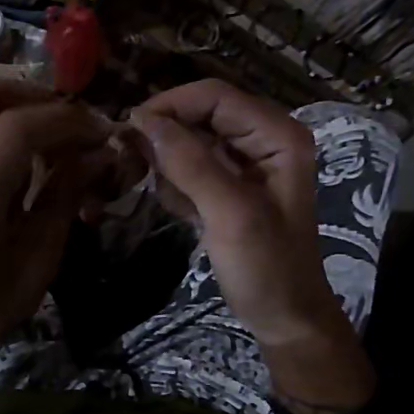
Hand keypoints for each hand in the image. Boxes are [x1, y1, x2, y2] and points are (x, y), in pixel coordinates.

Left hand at [0, 76, 110, 371]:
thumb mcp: (38, 260)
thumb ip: (65, 196)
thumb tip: (98, 151)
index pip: (14, 130)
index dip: (63, 119)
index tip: (98, 131)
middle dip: (31, 91)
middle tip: (69, 114)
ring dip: (15, 109)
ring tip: (55, 137)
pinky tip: (25, 161)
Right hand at [131, 80, 353, 353]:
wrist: (284, 317)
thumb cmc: (267, 268)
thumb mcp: (231, 215)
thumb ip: (191, 164)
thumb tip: (143, 121)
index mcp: (277, 135)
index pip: (214, 96)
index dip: (170, 106)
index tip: (129, 130)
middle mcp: (263, 138)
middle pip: (199, 113)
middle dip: (165, 137)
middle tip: (135, 166)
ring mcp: (245, 161)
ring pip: (188, 139)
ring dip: (169, 166)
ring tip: (178, 204)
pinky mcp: (228, 183)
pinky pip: (188, 165)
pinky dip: (176, 184)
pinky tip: (187, 215)